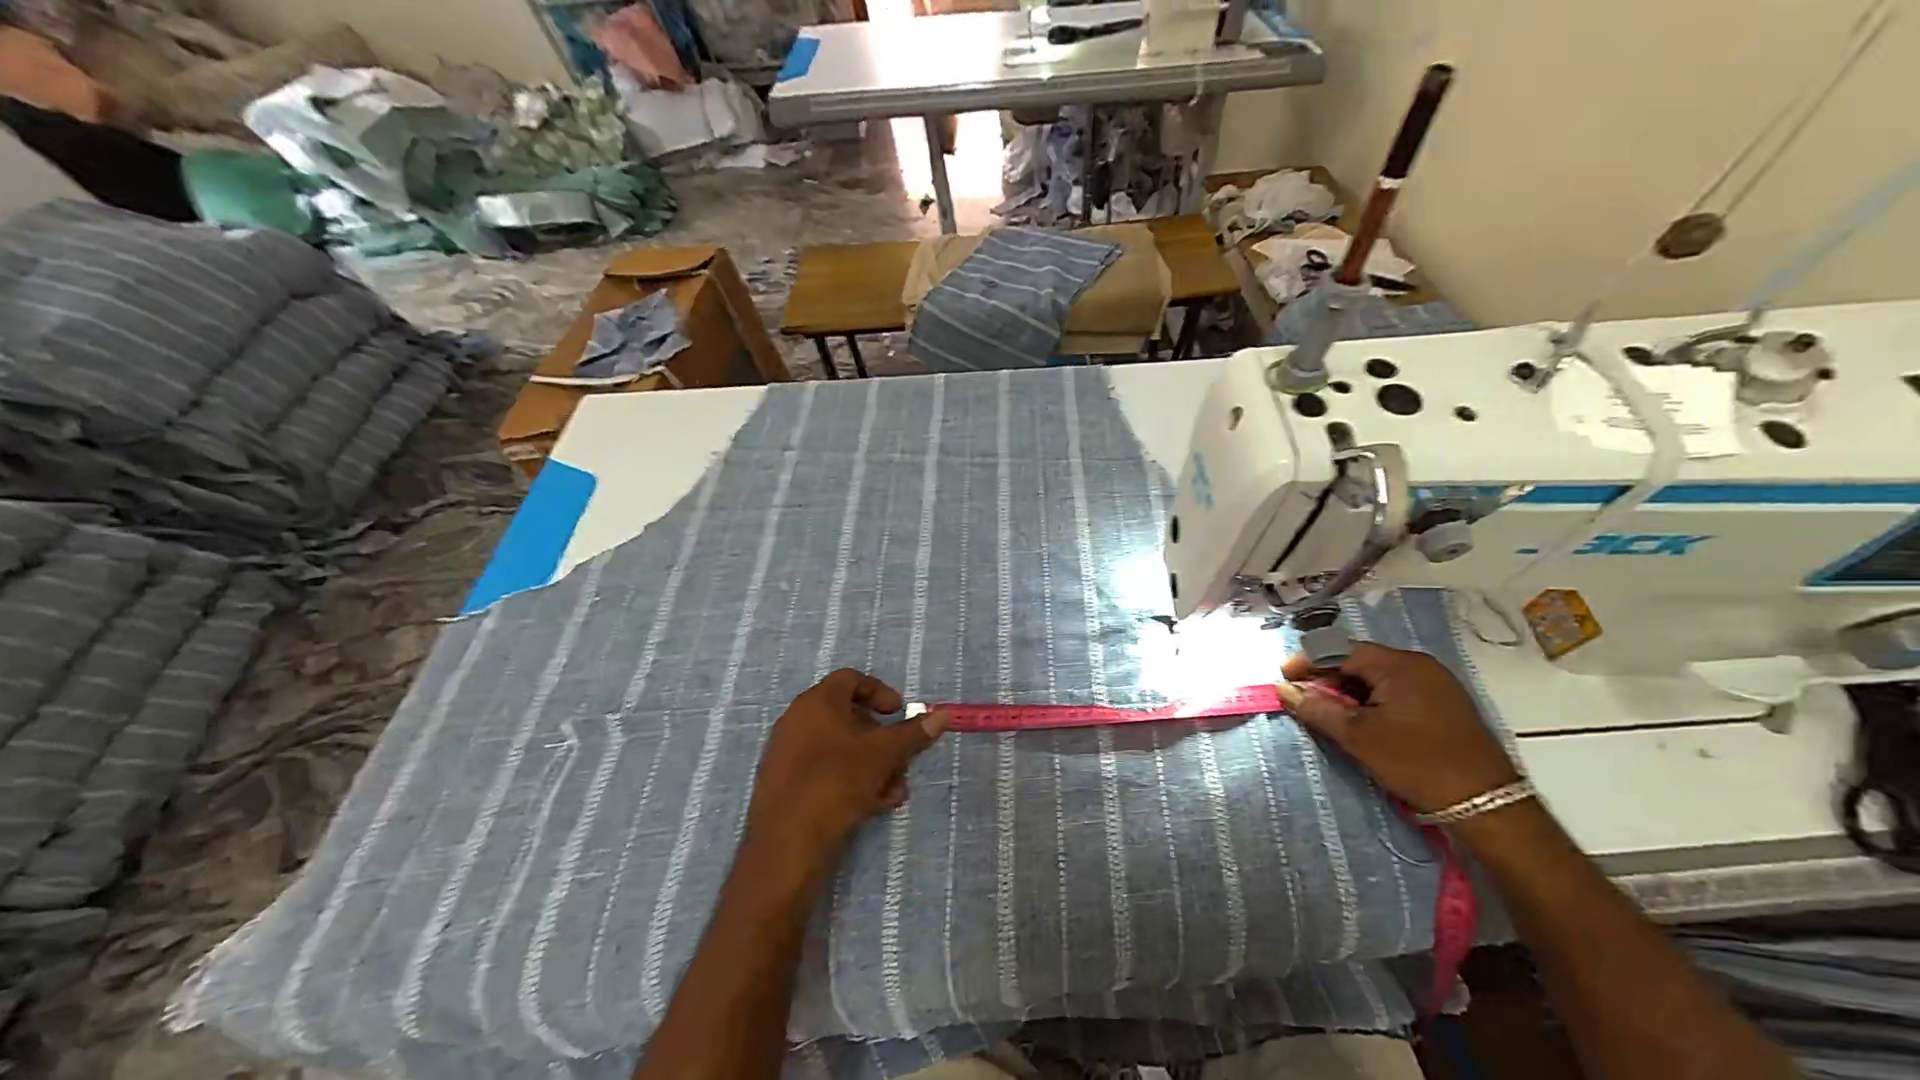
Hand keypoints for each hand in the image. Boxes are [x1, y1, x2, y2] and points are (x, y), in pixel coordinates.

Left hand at [743, 669, 948, 883]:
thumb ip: (914, 733)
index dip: (880, 691)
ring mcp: (788, 752)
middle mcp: (798, 719)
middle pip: (849, 716)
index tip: (900, 713)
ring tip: (894, 791)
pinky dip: (851, 779)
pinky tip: (873, 805)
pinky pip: (824, 769)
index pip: (851, 679)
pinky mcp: (785, 782)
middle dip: (882, 738)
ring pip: (840, 748)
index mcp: (817, 701)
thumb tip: (943, 715)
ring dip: (872, 764)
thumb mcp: (884, 753)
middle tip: (902, 759)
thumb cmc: (838, 780)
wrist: (788, 840)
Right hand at [1277, 643, 1518, 813]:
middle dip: (1327, 677)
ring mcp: (1435, 684)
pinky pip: (1395, 690)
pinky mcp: (1443, 704)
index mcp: (1400, 665)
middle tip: (1304, 699)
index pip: (1341, 650)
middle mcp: (1419, 665)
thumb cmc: (1416, 762)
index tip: (1284, 679)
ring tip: (1327, 713)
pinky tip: (1360, 721)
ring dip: (1348, 691)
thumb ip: (1317, 708)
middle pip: (1359, 661)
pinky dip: (1371, 701)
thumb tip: (1285, 689)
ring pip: (1377, 677)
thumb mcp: (1358, 737)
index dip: (1308, 662)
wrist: (1485, 804)